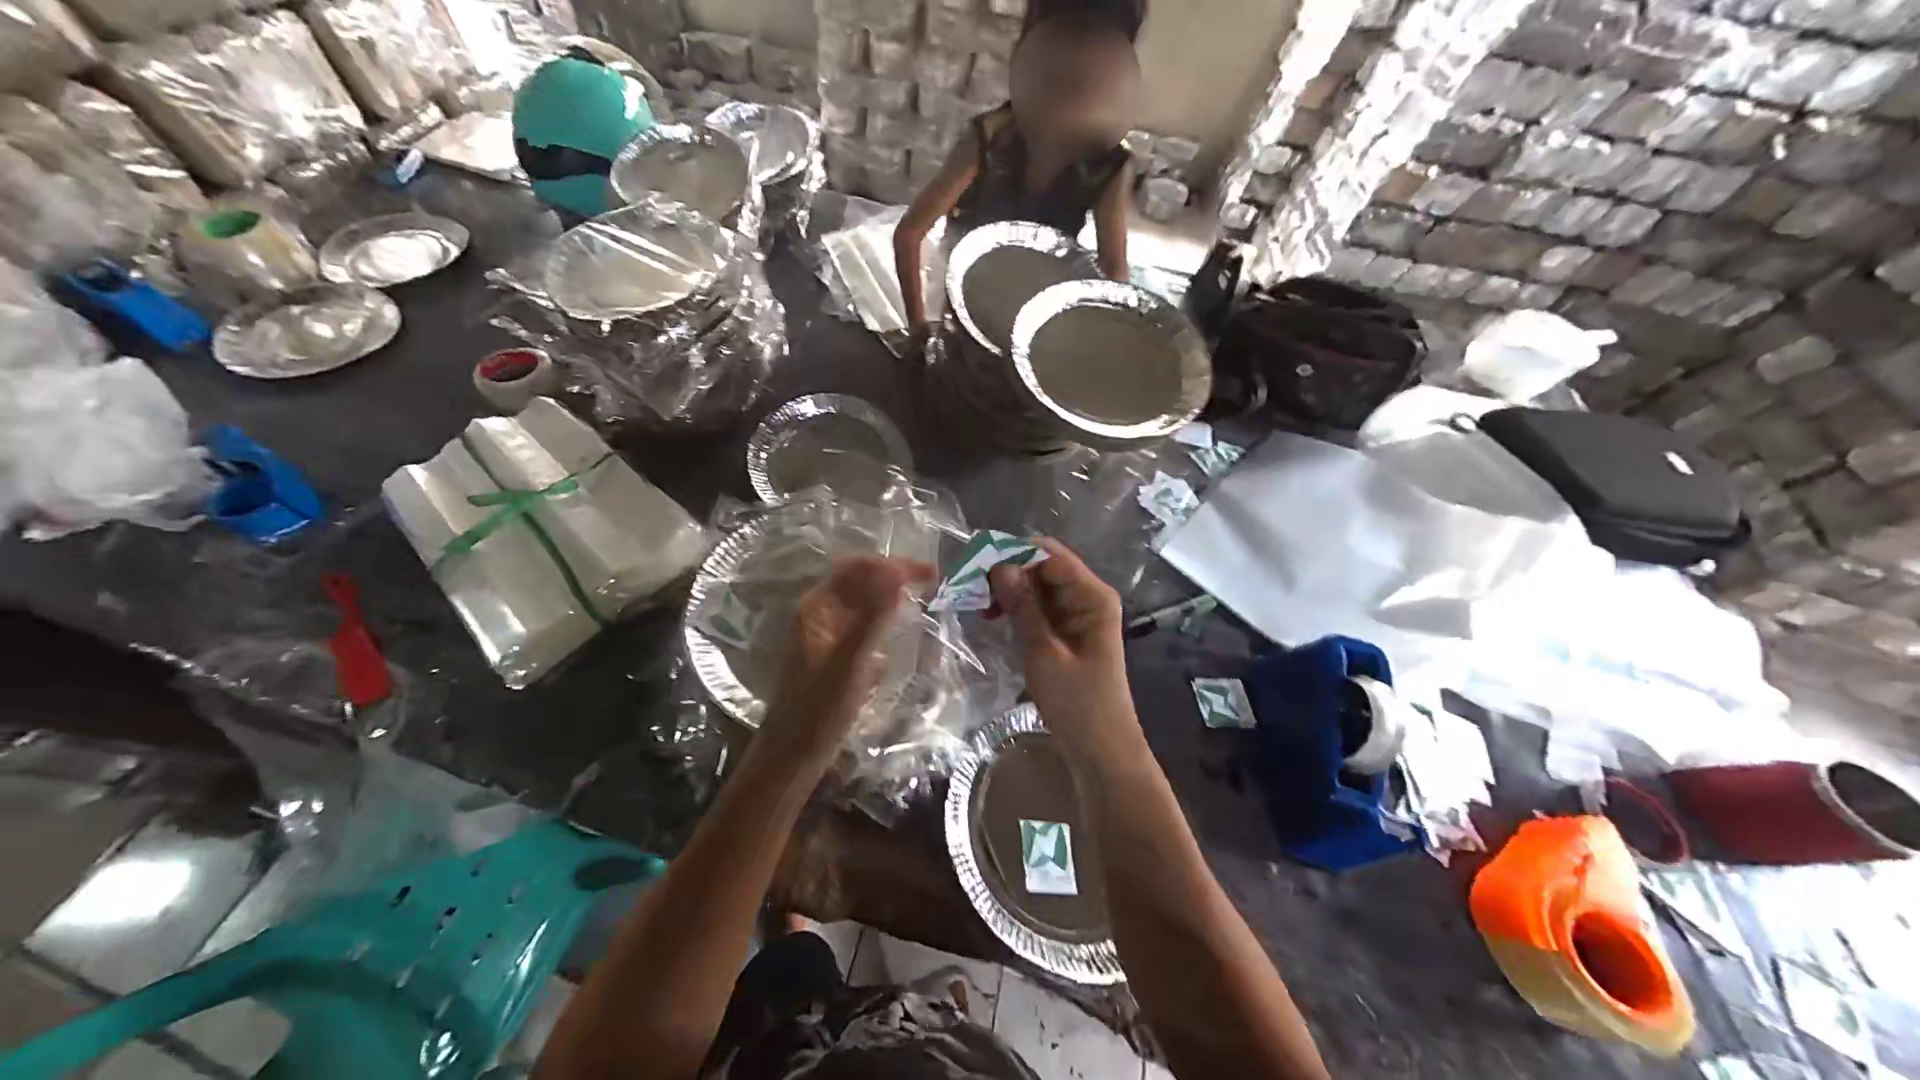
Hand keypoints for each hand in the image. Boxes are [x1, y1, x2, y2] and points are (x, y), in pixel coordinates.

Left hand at [763, 554, 933, 754]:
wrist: (793, 755)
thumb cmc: (819, 709)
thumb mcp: (851, 662)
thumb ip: (874, 617)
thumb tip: (897, 572)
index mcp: (816, 607)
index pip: (856, 566)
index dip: (893, 563)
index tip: (929, 574)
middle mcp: (818, 613)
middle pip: (858, 578)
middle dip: (893, 574)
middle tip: (930, 581)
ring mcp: (824, 633)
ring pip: (861, 600)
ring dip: (889, 593)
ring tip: (921, 597)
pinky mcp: (833, 652)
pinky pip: (861, 622)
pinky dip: (882, 616)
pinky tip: (900, 628)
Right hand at [988, 538, 1140, 755]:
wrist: (1100, 750)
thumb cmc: (1077, 702)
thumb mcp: (1044, 652)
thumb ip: (1023, 606)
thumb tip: (1000, 566)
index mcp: (1092, 596)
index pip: (1049, 555)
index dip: (1013, 555)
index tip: (976, 567)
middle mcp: (1087, 597)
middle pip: (1043, 568)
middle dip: (1008, 572)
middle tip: (970, 588)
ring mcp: (1077, 615)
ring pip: (1037, 588)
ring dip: (1009, 591)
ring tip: (977, 605)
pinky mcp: (1066, 633)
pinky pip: (1038, 608)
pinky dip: (1017, 609)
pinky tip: (992, 618)